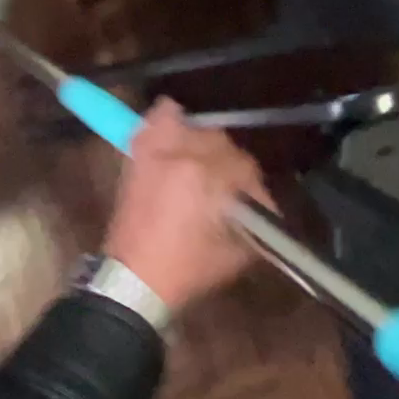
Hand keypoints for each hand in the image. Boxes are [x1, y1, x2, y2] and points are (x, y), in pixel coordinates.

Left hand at [102, 98, 275, 310]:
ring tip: (204, 163)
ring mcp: (153, 153)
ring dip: (200, 141)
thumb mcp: (235, 252)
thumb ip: (256, 223)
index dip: (254, 187)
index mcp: (207, 178)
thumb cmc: (187, 268)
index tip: (256, 206)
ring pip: (186, 125)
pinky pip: (150, 125)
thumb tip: (264, 209)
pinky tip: (175, 131)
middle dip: (231, 165)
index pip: (243, 166)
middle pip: (218, 141)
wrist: (134, 276)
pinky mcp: (135, 158)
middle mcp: (180, 156)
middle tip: (231, 189)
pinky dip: (164, 122)